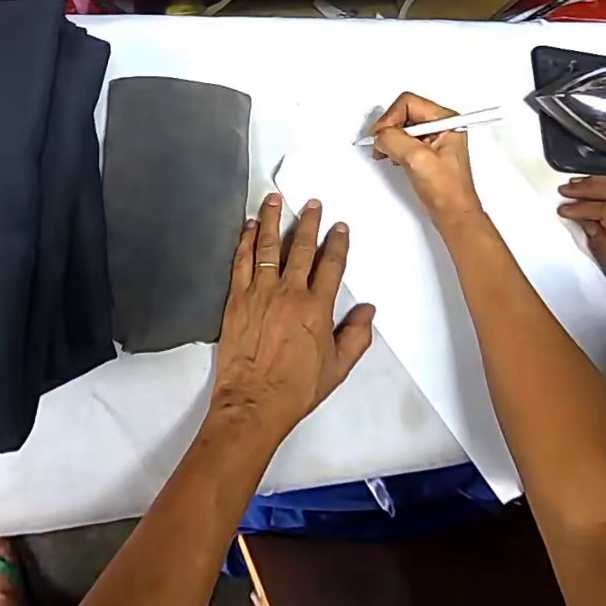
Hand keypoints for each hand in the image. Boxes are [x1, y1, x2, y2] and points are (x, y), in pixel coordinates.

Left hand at [210, 194, 374, 445]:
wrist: (253, 405)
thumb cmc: (296, 388)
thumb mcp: (338, 367)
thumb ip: (356, 335)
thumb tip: (368, 310)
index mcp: (317, 307)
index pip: (331, 264)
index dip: (337, 242)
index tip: (340, 227)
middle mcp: (289, 293)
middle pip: (301, 248)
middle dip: (309, 222)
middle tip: (312, 203)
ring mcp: (260, 294)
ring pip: (269, 247)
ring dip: (274, 220)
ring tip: (275, 199)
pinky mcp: (237, 301)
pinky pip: (242, 263)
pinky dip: (246, 242)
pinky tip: (250, 227)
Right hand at [368, 92, 483, 223]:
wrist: (454, 214)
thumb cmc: (447, 190)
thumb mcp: (417, 159)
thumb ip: (395, 139)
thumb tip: (380, 133)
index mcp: (446, 120)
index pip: (409, 103)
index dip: (390, 117)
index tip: (380, 136)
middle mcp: (442, 125)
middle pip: (404, 113)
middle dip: (389, 128)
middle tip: (380, 145)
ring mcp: (435, 138)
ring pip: (403, 127)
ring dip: (390, 139)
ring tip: (386, 154)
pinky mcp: (428, 151)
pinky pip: (405, 140)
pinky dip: (395, 147)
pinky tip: (394, 159)